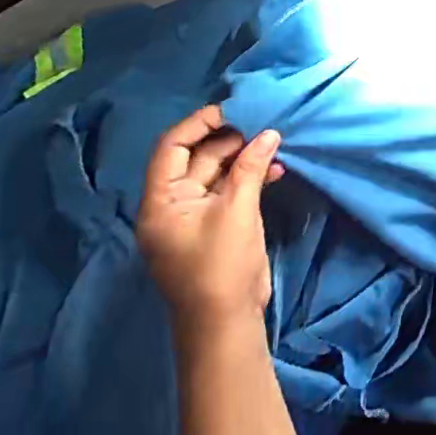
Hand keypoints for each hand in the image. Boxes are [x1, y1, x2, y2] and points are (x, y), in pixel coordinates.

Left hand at [136, 104, 285, 334]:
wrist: (228, 325)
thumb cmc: (221, 266)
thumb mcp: (237, 211)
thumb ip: (250, 167)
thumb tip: (269, 133)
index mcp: (160, 201)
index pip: (172, 147)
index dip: (199, 123)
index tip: (231, 109)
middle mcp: (172, 204)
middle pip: (196, 158)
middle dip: (229, 140)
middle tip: (260, 123)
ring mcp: (194, 216)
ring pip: (216, 174)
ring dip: (243, 158)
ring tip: (272, 142)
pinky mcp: (216, 226)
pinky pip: (229, 192)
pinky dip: (249, 179)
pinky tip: (275, 168)